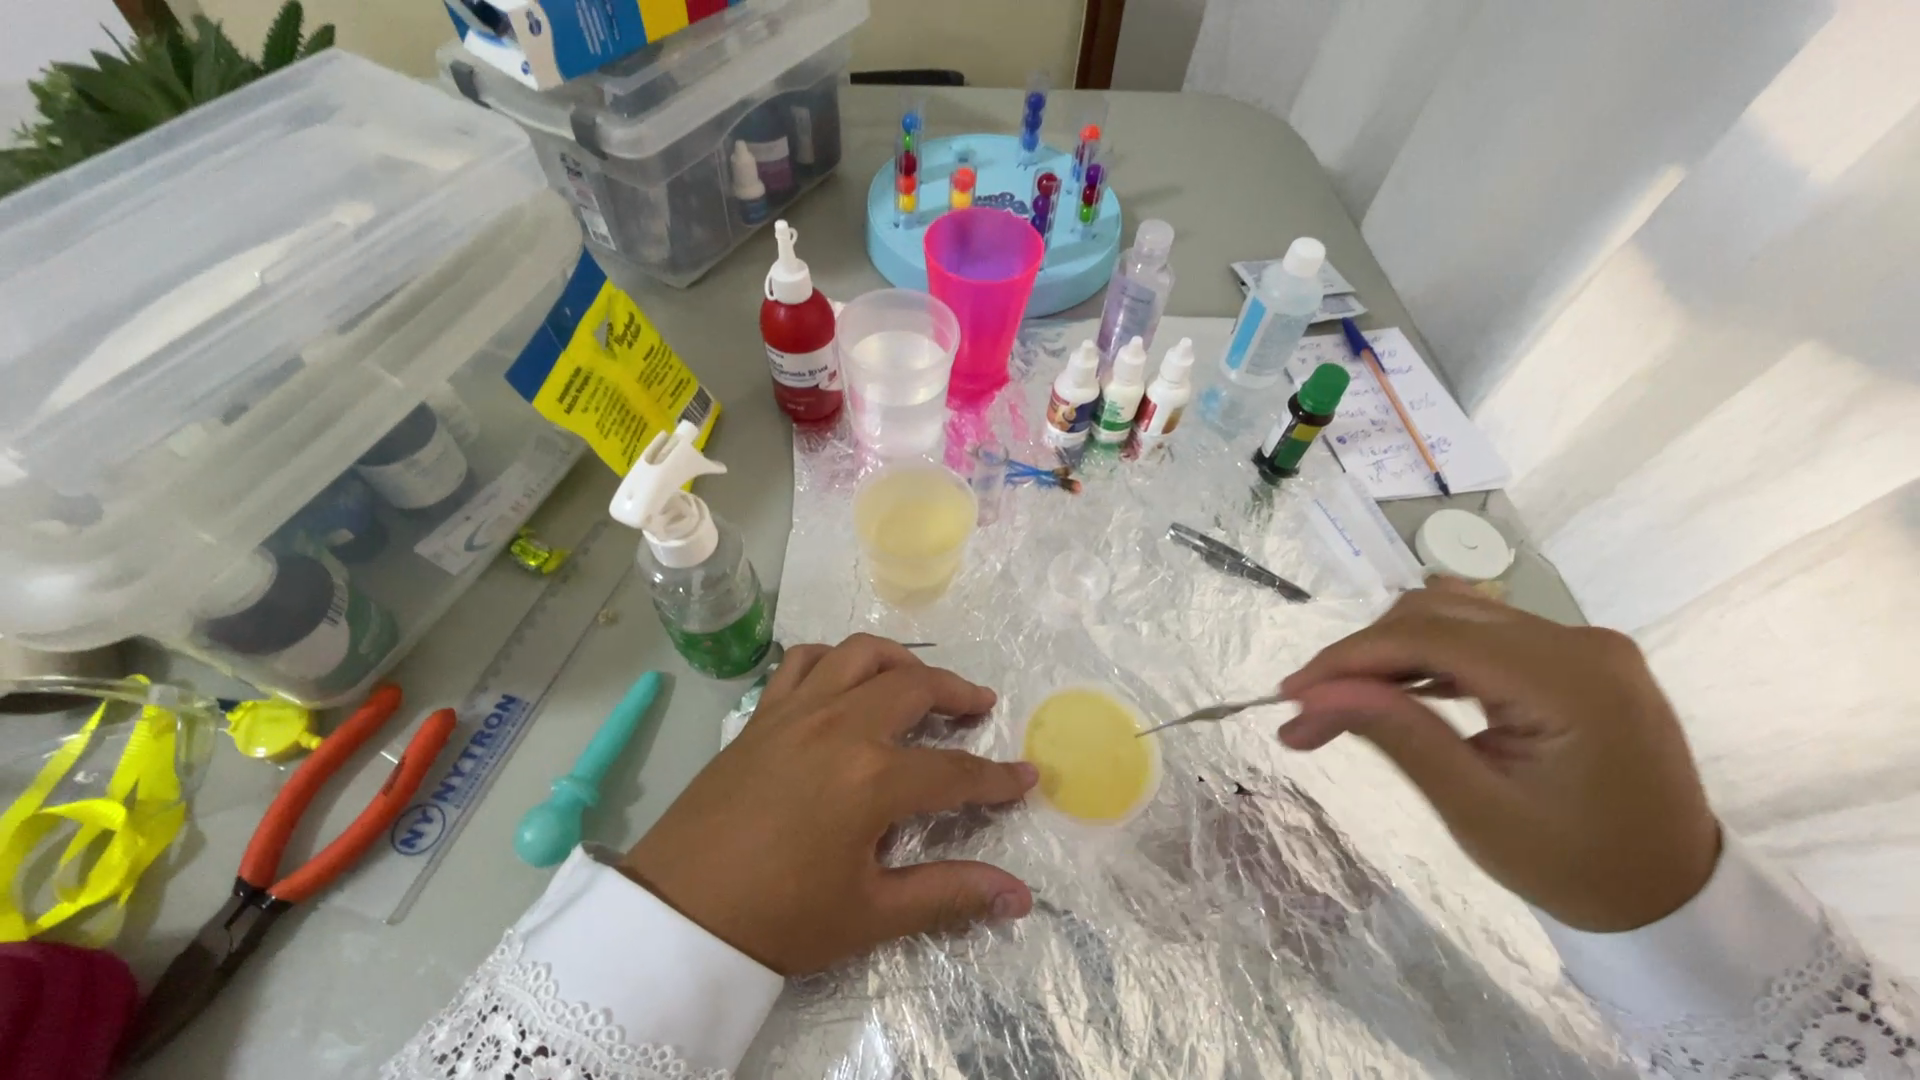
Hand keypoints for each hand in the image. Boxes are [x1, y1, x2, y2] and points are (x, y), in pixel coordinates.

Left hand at [621, 635, 1037, 974]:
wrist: (679, 913)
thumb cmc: (779, 918)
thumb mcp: (872, 914)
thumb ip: (949, 894)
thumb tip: (1020, 897)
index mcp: (872, 778)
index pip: (954, 770)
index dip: (996, 778)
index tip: (1025, 777)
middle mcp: (840, 726)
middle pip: (915, 686)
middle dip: (958, 693)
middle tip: (980, 709)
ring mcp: (797, 711)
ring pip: (860, 654)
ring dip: (900, 660)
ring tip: (919, 682)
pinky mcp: (763, 713)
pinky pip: (803, 660)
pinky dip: (834, 659)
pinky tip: (845, 681)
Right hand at [1277, 580, 1719, 931]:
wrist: (1675, 897)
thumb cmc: (1577, 869)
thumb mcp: (1476, 810)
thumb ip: (1396, 735)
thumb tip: (1310, 695)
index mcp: (1570, 680)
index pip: (1427, 637)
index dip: (1347, 659)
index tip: (1289, 695)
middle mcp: (1580, 640)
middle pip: (1434, 615)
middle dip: (1361, 657)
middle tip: (1310, 710)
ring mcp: (1582, 643)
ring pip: (1450, 616)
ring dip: (1388, 652)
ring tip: (1347, 702)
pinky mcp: (1574, 655)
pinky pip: (1479, 634)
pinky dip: (1426, 656)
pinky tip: (1398, 691)